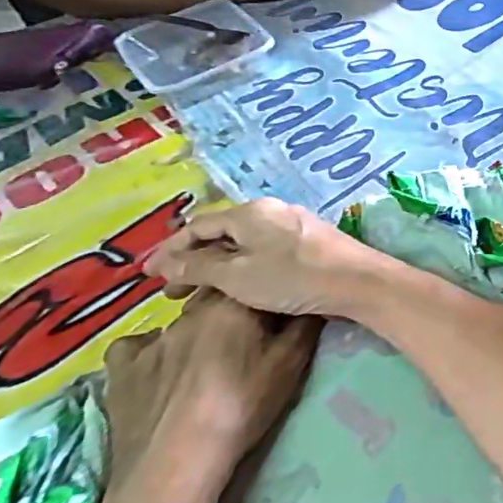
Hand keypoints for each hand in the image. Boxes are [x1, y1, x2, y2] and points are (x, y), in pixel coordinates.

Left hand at [102, 292, 323, 478]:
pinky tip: (157, 369)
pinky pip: (136, 346)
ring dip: (197, 331)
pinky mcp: (121, 366)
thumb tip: (310, 297)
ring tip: (206, 361)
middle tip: (245, 338)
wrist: (176, 466)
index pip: (254, 282)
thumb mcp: (290, 365)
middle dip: (232, 310)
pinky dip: (149, 351)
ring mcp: (152, 338)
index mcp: (232, 303)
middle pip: (216, 297)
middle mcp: (190, 311)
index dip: (266, 296)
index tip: (275, 317)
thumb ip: (305, 324)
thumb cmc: (241, 409)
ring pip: (181, 320)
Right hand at [147, 199, 384, 317]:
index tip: (146, 277)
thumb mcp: (237, 276)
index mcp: (250, 212)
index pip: (198, 226)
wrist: (356, 280)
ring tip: (199, 292)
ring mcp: (293, 223)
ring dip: (216, 264)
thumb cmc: (292, 277)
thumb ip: (198, 267)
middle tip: (171, 292)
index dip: (169, 251)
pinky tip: (237, 285)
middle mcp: (271, 210)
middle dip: (192, 260)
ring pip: (242, 242)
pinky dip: (241, 264)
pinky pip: (262, 248)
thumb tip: (165, 262)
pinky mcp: (308, 240)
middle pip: (221, 232)